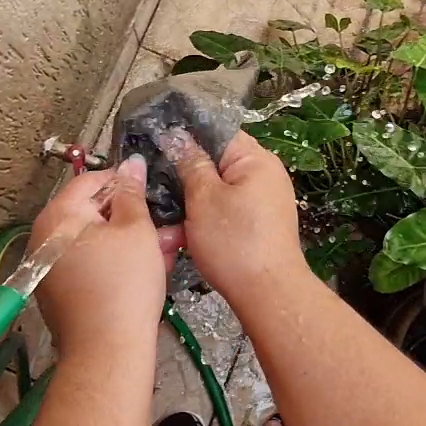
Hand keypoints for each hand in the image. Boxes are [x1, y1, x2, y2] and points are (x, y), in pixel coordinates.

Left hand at [28, 156, 170, 355]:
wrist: (108, 351)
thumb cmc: (123, 285)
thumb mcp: (137, 229)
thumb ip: (133, 191)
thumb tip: (132, 163)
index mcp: (57, 216)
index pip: (89, 180)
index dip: (122, 180)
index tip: (148, 188)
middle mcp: (44, 239)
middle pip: (90, 212)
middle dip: (128, 216)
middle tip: (160, 223)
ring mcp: (49, 268)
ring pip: (94, 241)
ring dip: (127, 240)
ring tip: (161, 248)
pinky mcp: (59, 293)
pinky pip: (89, 265)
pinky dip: (114, 263)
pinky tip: (144, 271)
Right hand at [165, 128, 307, 299]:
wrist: (268, 294)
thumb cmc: (234, 242)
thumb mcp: (203, 198)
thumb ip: (190, 163)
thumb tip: (177, 137)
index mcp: (256, 159)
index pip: (218, 131)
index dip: (187, 133)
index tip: (157, 141)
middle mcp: (265, 173)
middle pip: (219, 159)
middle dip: (189, 168)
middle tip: (157, 177)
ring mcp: (265, 198)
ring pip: (221, 186)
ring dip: (196, 195)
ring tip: (168, 204)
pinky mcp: (261, 221)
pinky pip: (229, 205)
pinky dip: (209, 212)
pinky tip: (187, 225)